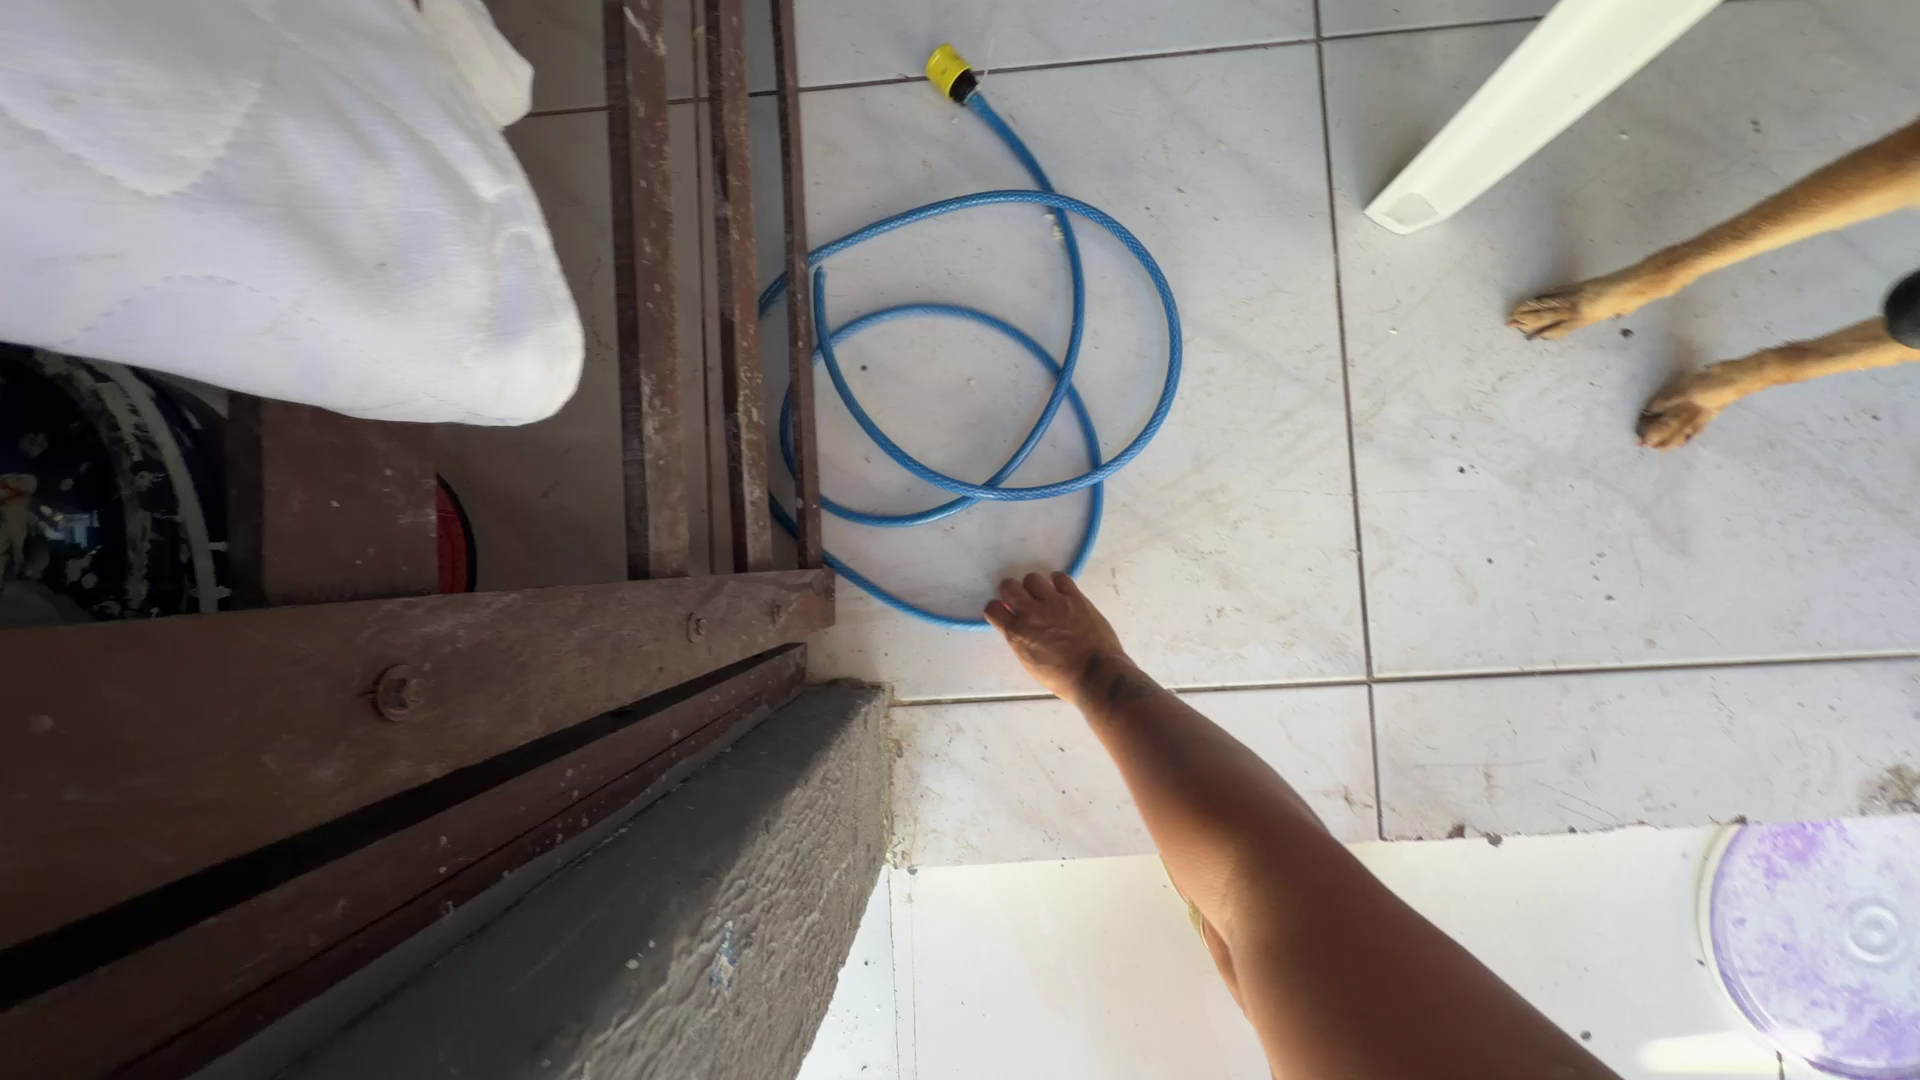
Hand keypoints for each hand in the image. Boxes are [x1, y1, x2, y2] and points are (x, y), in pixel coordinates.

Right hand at [983, 571, 1135, 707]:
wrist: (1096, 675)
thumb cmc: (1063, 678)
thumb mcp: (1031, 663)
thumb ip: (1021, 640)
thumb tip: (1019, 628)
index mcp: (1017, 633)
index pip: (993, 609)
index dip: (997, 609)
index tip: (1005, 613)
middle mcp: (1031, 613)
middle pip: (1008, 586)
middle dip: (1011, 592)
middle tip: (1020, 600)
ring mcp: (1054, 602)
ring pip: (1032, 578)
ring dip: (1034, 587)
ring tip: (1043, 597)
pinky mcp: (1075, 597)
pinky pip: (1060, 577)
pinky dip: (1057, 582)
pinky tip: (1060, 592)